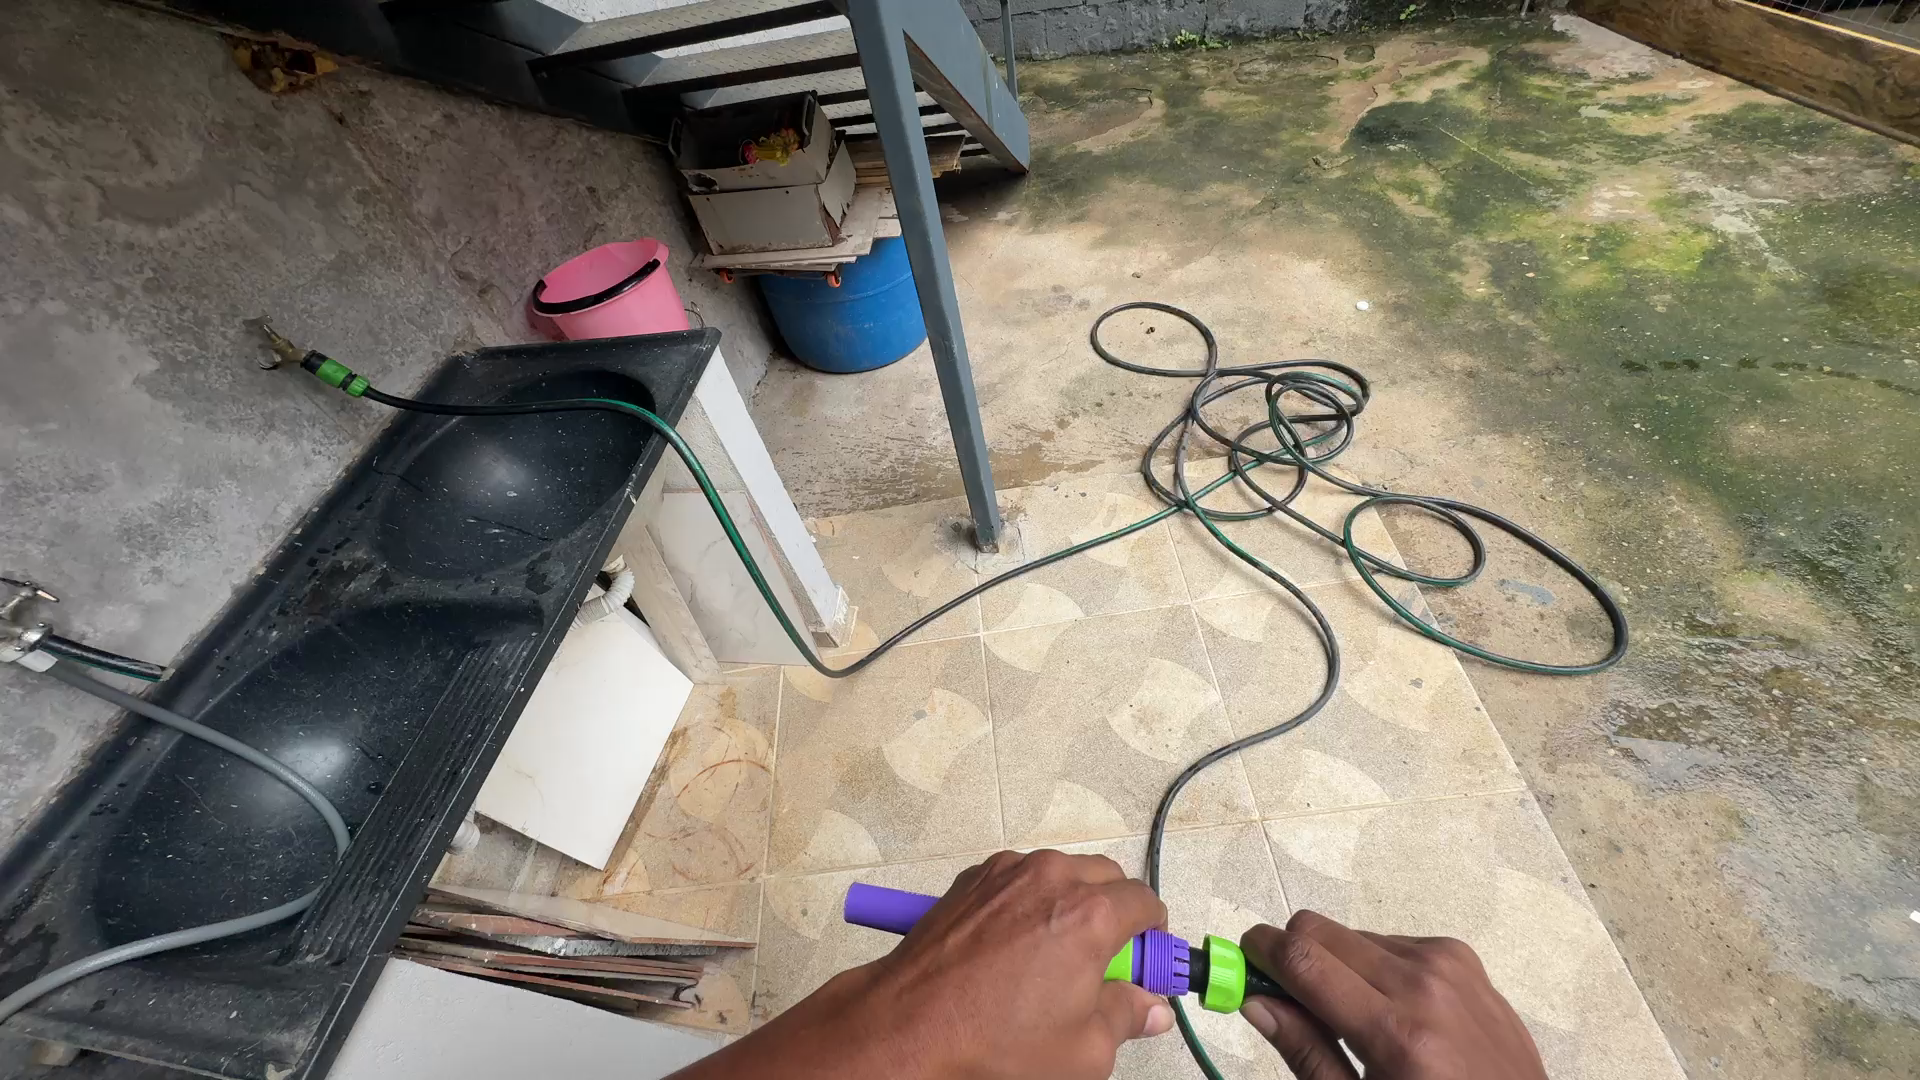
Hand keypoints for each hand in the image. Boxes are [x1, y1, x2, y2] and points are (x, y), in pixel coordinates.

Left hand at [671, 850, 1173, 1079]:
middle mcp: (1051, 874)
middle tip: (1106, 957)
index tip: (1148, 959)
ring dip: (1072, 899)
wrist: (908, 1024)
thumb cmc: (1000, 1045)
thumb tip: (1151, 1004)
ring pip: (1061, 870)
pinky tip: (1015, 940)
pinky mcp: (975, 874)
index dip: (1154, 934)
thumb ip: (1125, 1016)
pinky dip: (1032, 896)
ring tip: (1055, 950)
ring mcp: (1008, 868)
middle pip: (1105, 876)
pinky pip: (1021, 875)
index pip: (1144, 901)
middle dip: (1116, 909)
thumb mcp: (1082, 1050)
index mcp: (1089, 913)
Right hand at [1239, 911, 1546, 1079]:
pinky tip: (1396, 1009)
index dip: (1258, 951)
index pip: (1302, 958)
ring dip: (1335, 964)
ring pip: (1349, 934)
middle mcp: (1424, 985)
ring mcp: (1448, 965)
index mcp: (1399, 1035)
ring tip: (1358, 1018)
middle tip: (1293, 1000)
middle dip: (1291, 956)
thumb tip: (1251, 998)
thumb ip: (1306, 1053)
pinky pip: (1386, 941)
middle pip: (1318, 930)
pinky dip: (1372, 966)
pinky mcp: (1461, 957)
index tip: (1241, 965)